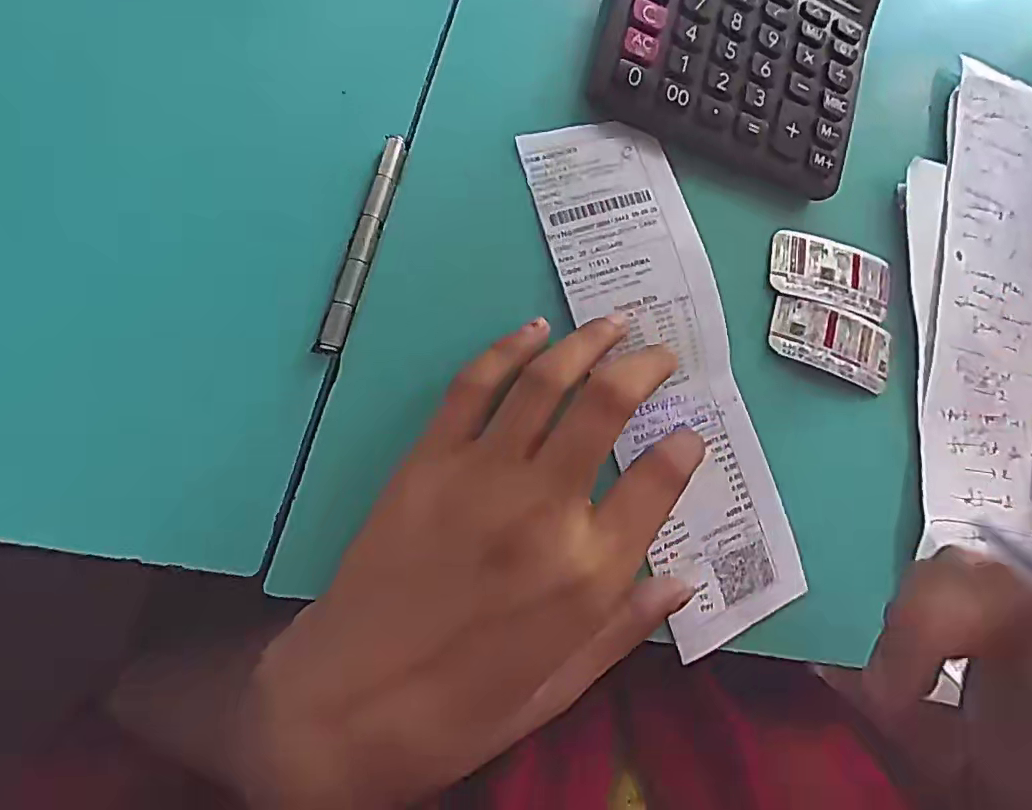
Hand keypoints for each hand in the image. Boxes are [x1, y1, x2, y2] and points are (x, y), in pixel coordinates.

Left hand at [231, 315, 704, 807]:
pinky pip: (474, 386)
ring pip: (546, 383)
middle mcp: (543, 510)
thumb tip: (684, 579)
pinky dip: (508, 348)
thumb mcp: (561, 683)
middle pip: (608, 407)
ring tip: (613, 323)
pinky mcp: (429, 461)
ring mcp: (482, 476)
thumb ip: (628, 626)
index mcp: (586, 572)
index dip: (684, 446)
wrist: (342, 708)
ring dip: (586, 342)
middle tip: (661, 353)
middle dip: (645, 367)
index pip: (659, 481)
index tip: (689, 431)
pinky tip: (534, 331)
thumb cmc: (462, 706)